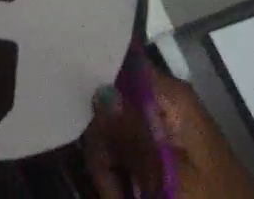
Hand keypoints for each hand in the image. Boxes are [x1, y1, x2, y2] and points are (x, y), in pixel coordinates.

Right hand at [83, 71, 253, 198]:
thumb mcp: (169, 177)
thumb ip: (131, 135)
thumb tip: (99, 91)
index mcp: (171, 98)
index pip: (119, 67)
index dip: (95, 87)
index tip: (82, 121)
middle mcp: (164, 105)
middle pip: (110, 108)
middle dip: (103, 149)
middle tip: (111, 189)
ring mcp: (163, 131)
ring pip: (113, 137)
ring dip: (110, 170)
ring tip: (119, 197)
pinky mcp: (162, 155)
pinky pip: (127, 156)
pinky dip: (121, 179)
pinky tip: (125, 196)